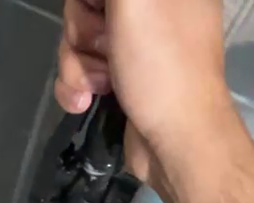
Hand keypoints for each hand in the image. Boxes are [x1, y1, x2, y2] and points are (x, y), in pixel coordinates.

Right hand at [54, 0, 240, 185]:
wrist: (175, 139)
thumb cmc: (162, 66)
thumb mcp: (135, 1)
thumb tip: (102, 0)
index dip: (90, 2)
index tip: (102, 14)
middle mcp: (151, 2)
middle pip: (85, 4)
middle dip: (81, 33)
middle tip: (105, 50)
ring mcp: (136, 39)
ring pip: (79, 39)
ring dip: (78, 67)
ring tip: (99, 87)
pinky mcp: (123, 73)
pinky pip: (82, 69)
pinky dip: (78, 87)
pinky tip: (89, 101)